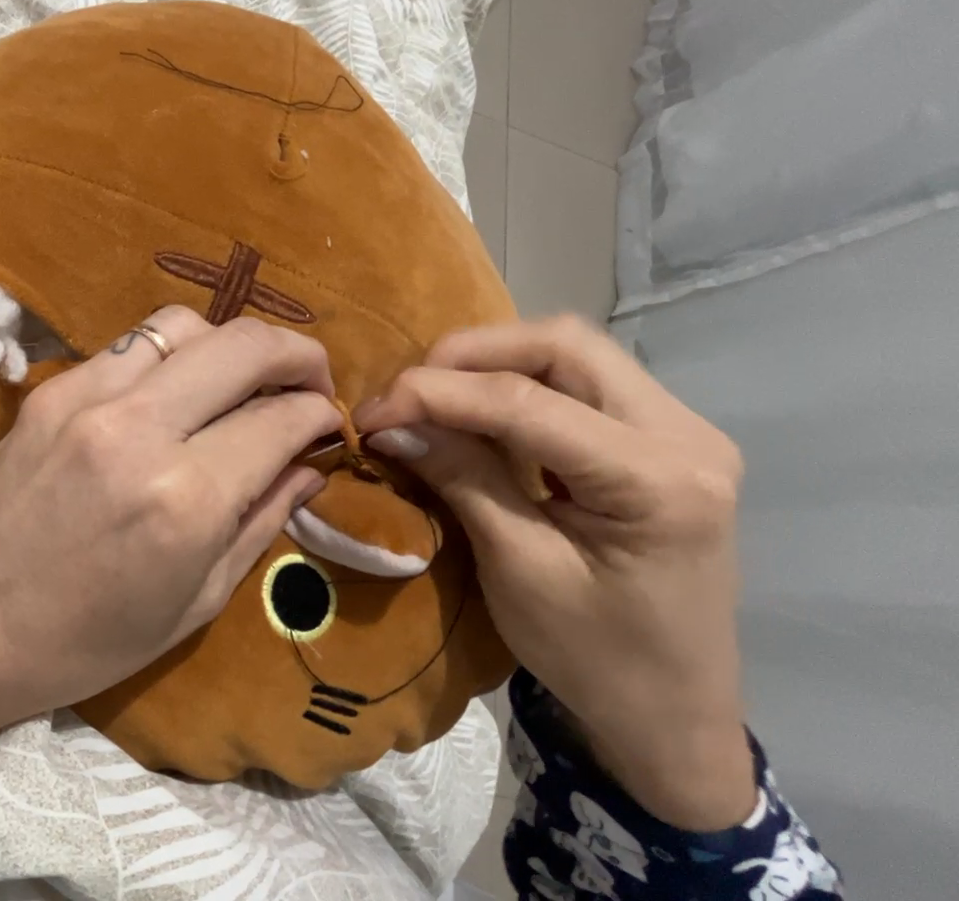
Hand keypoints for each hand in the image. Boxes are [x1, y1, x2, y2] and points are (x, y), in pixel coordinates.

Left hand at [0, 307, 341, 770]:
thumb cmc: (78, 642)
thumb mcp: (190, 604)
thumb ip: (259, 522)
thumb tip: (309, 465)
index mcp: (184, 498)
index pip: (282, 419)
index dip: (322, 417)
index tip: (330, 428)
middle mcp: (138, 429)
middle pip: (244, 344)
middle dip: (296, 355)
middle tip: (308, 386)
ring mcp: (85, 398)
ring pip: (183, 325)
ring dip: (229, 346)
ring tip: (239, 386)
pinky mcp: (47, 390)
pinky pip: (128, 347)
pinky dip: (169, 358)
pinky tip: (172, 396)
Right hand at [354, 316, 755, 830]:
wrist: (670, 713)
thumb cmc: (595, 655)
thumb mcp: (518, 568)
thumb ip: (461, 479)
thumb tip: (391, 422)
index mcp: (658, 480)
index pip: (529, 401)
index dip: (437, 394)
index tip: (370, 412)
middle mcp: (686, 435)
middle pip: (565, 345)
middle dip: (470, 356)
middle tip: (404, 392)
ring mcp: (681, 433)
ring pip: (573, 353)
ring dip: (492, 364)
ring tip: (430, 400)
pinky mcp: (661, 442)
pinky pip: (581, 384)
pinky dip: (517, 386)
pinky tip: (475, 416)